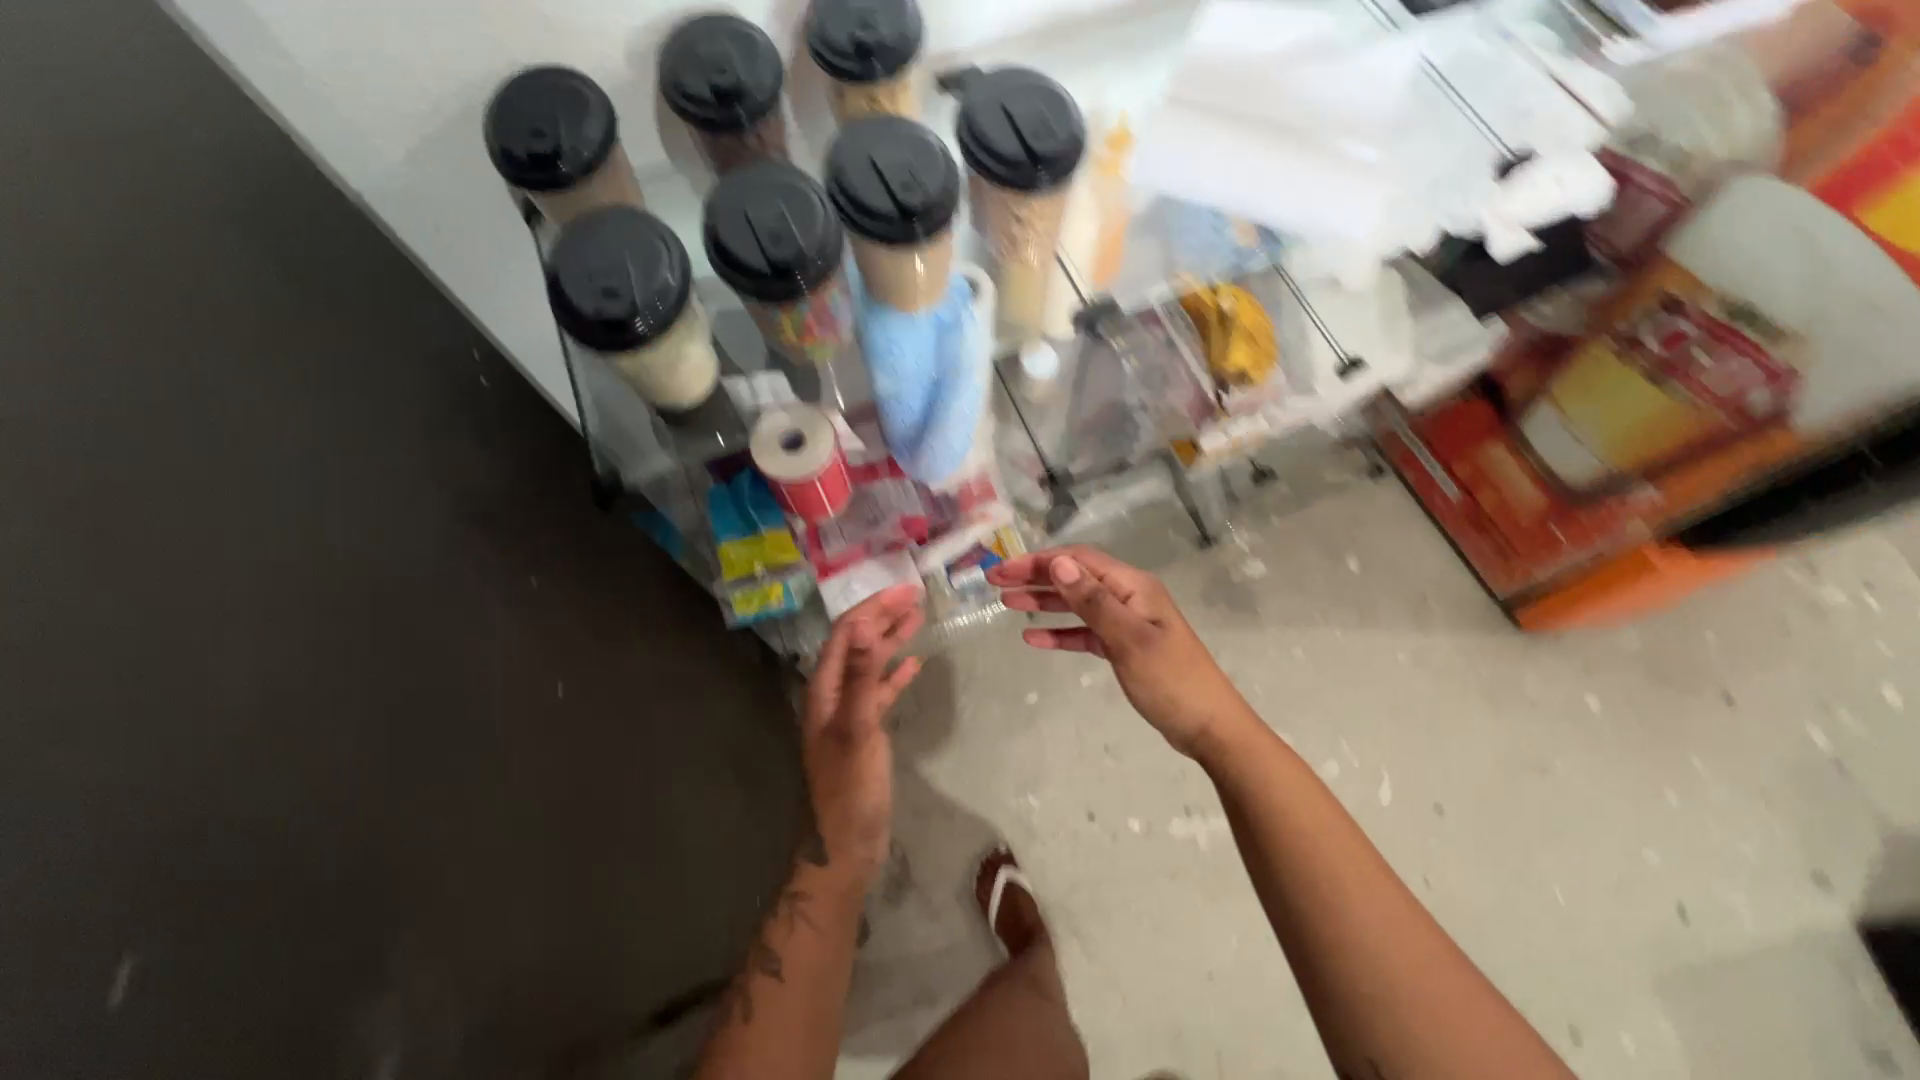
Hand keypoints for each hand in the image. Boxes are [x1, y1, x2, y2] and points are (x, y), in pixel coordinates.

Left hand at [802, 585, 923, 884]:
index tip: (905, 590)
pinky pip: (879, 693)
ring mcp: (849, 714)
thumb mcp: (856, 729)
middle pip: (856, 644)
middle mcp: (832, 695)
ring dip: (891, 640)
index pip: (846, 634)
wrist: (845, 844)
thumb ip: (859, 677)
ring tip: (918, 617)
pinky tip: (914, 665)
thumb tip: (861, 624)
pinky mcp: (865, 732)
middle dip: (883, 616)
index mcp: (824, 690)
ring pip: (869, 665)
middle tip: (916, 596)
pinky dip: (894, 674)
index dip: (873, 608)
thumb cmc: (849, 789)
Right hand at [988, 546, 1252, 759]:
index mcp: (1133, 587)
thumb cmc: (1171, 680)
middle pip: (1076, 578)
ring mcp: (1127, 623)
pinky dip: (1060, 633)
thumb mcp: (1129, 639)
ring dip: (1044, 602)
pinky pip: (1085, 633)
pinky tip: (1034, 639)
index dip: (1039, 561)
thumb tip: (1060, 563)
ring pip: (1077, 604)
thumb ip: (1093, 601)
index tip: (1003, 569)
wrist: (1208, 726)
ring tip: (1007, 603)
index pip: (1079, 560)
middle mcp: (1129, 597)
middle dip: (1036, 577)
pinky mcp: (1124, 648)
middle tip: (996, 582)